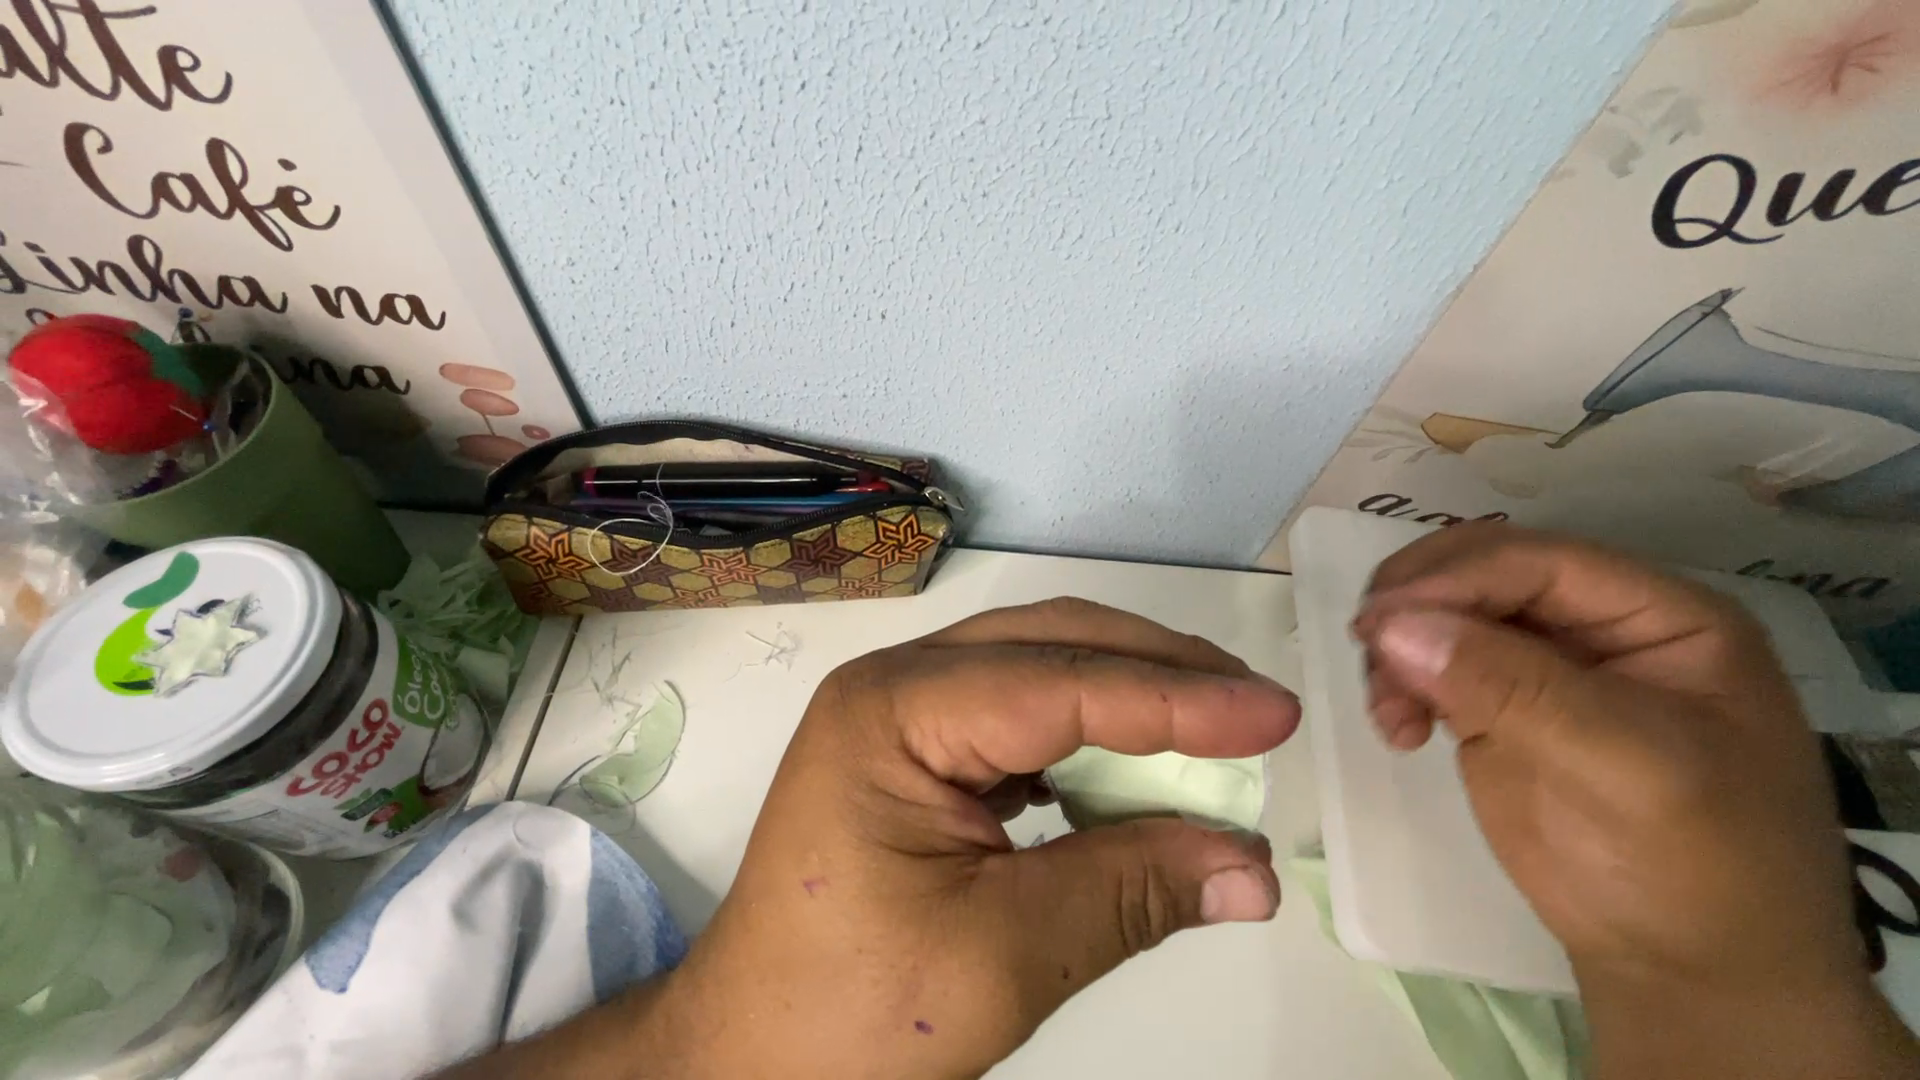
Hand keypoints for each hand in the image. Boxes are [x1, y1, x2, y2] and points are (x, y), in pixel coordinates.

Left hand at [460, 599, 1299, 1079]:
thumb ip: (1130, 893)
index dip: (1174, 697)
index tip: (1276, 713)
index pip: (1058, 684)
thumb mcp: (1000, 957)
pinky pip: (1021, 714)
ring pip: (1039, 667)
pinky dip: (1091, 734)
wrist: (747, 1053)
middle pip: (1048, 646)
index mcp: (894, 712)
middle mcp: (897, 685)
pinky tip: (1139, 765)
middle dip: (1156, 673)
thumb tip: (1253, 865)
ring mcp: (904, 711)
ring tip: (1215, 730)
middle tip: (1253, 709)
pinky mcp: (919, 749)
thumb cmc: (851, 1013)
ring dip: (1129, 694)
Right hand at [1351, 523, 1915, 1077]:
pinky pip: (1424, 664)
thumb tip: (1390, 627)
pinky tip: (1398, 732)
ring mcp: (1537, 665)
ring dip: (1397, 649)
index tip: (1378, 621)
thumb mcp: (1626, 766)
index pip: (1535, 562)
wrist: (1683, 965)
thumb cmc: (1695, 862)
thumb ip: (1512, 686)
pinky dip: (1395, 685)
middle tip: (1367, 648)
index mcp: (1656, 616)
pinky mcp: (1490, 705)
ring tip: (1391, 715)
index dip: (1453, 578)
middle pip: (1477, 572)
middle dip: (1414, 604)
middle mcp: (1592, 626)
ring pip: (1439, 615)